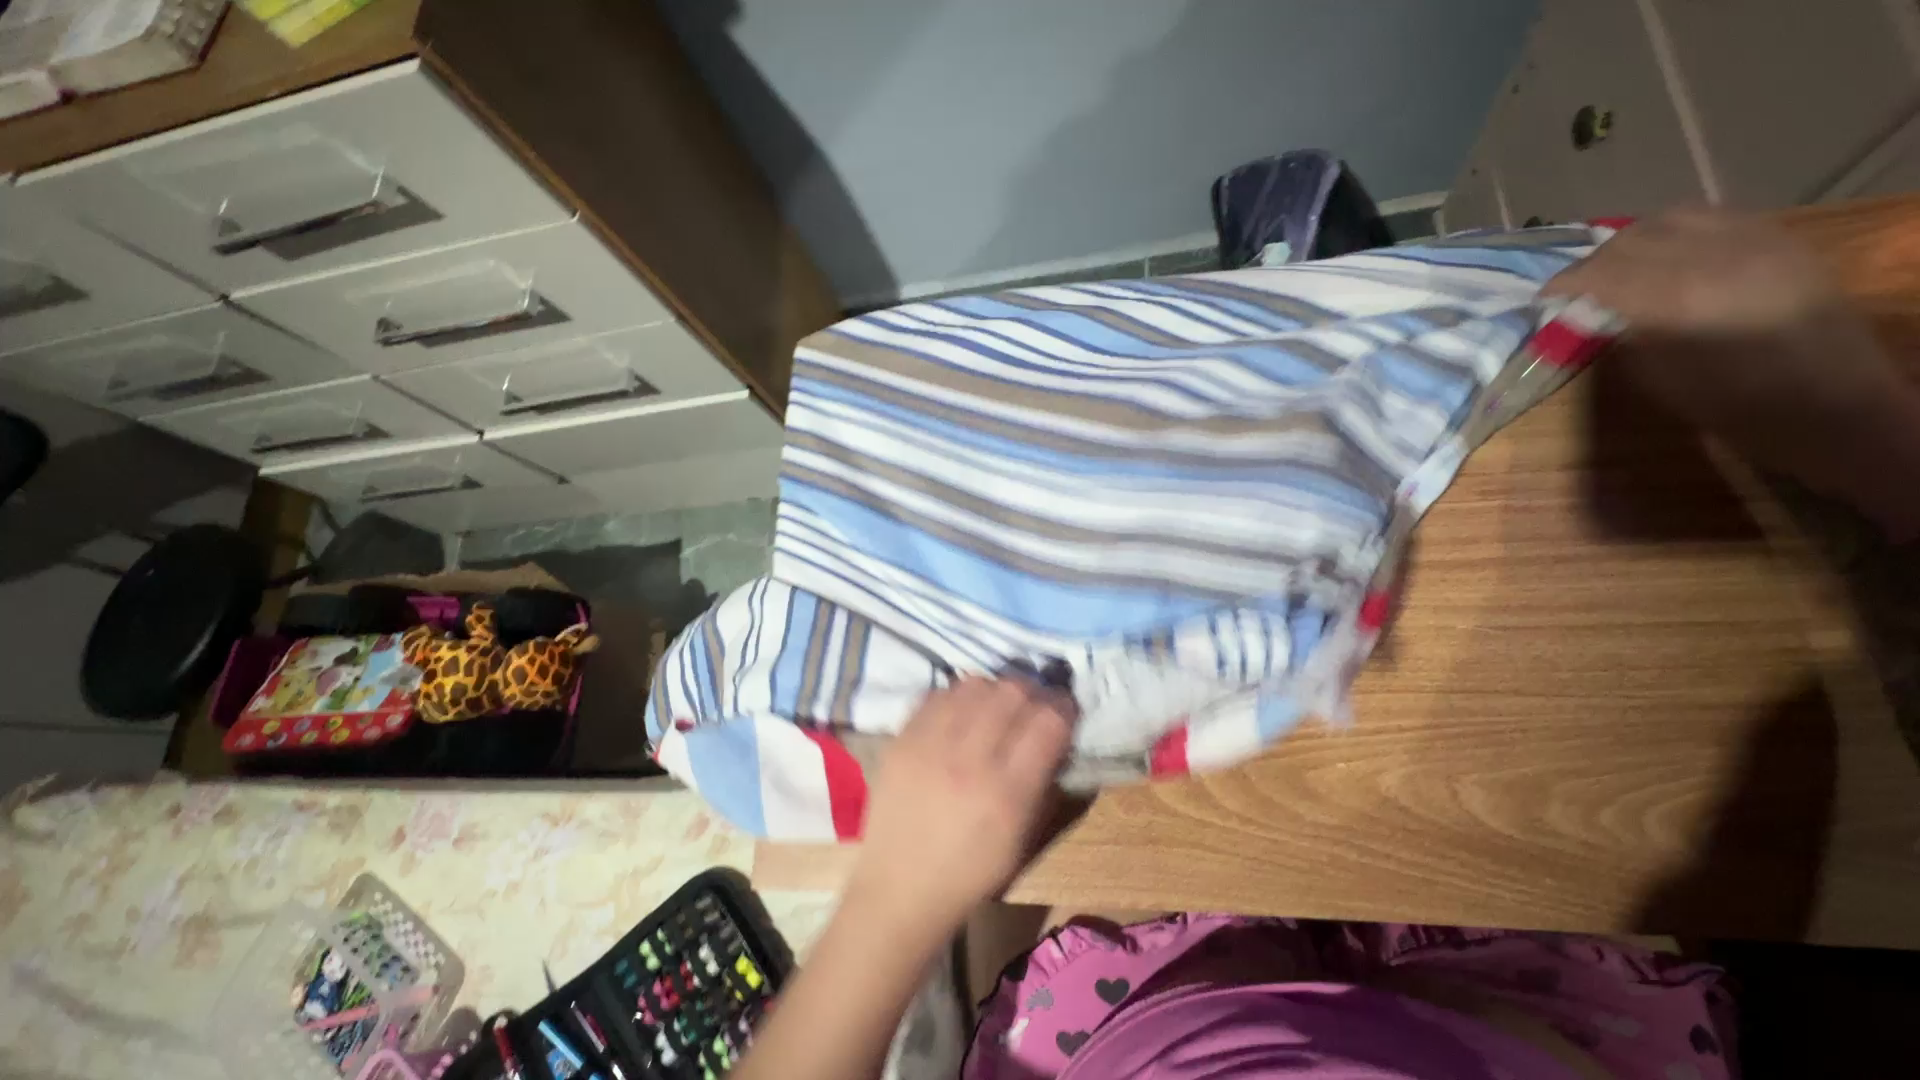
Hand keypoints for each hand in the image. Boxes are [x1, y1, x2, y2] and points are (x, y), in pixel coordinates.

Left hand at [847, 678, 1074, 932]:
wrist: (899, 890)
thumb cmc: (971, 874)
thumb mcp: (1024, 838)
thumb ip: (1045, 782)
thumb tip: (1056, 737)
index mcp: (1007, 792)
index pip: (1048, 722)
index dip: (1065, 708)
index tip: (1066, 711)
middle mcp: (969, 759)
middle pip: (1012, 692)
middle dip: (1032, 693)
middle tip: (1032, 706)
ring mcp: (930, 745)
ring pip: (974, 684)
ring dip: (994, 690)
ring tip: (995, 707)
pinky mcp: (901, 740)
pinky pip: (935, 694)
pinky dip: (956, 697)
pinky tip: (961, 714)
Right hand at [1544, 208, 1919, 536]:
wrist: (1835, 406)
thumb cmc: (1737, 407)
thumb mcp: (1660, 378)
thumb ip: (1623, 334)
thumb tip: (1587, 313)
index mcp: (1678, 300)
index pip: (1601, 273)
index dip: (1563, 283)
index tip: (1541, 299)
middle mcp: (1714, 258)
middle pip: (1632, 239)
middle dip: (1594, 261)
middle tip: (1575, 287)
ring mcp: (1753, 243)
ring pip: (1672, 217)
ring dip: (1634, 239)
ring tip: (1619, 265)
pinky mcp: (1779, 241)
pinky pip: (1714, 217)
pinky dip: (1676, 231)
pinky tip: (1668, 255)